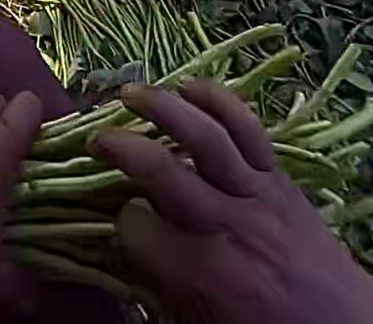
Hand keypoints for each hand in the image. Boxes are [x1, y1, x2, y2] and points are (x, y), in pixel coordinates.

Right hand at [92, 80, 372, 323]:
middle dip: (120, 149)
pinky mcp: (277, 173)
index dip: (120, 220)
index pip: (140, 230)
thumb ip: (159, 288)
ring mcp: (257, 193)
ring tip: (128, 92)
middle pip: (162, 173)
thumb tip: (123, 245)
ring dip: (160, 107)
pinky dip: (216, 98)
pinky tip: (187, 84)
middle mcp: (229, 227)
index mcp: (208, 277)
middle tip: (94, 139)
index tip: (118, 217)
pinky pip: (246, 125)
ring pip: (204, 136)